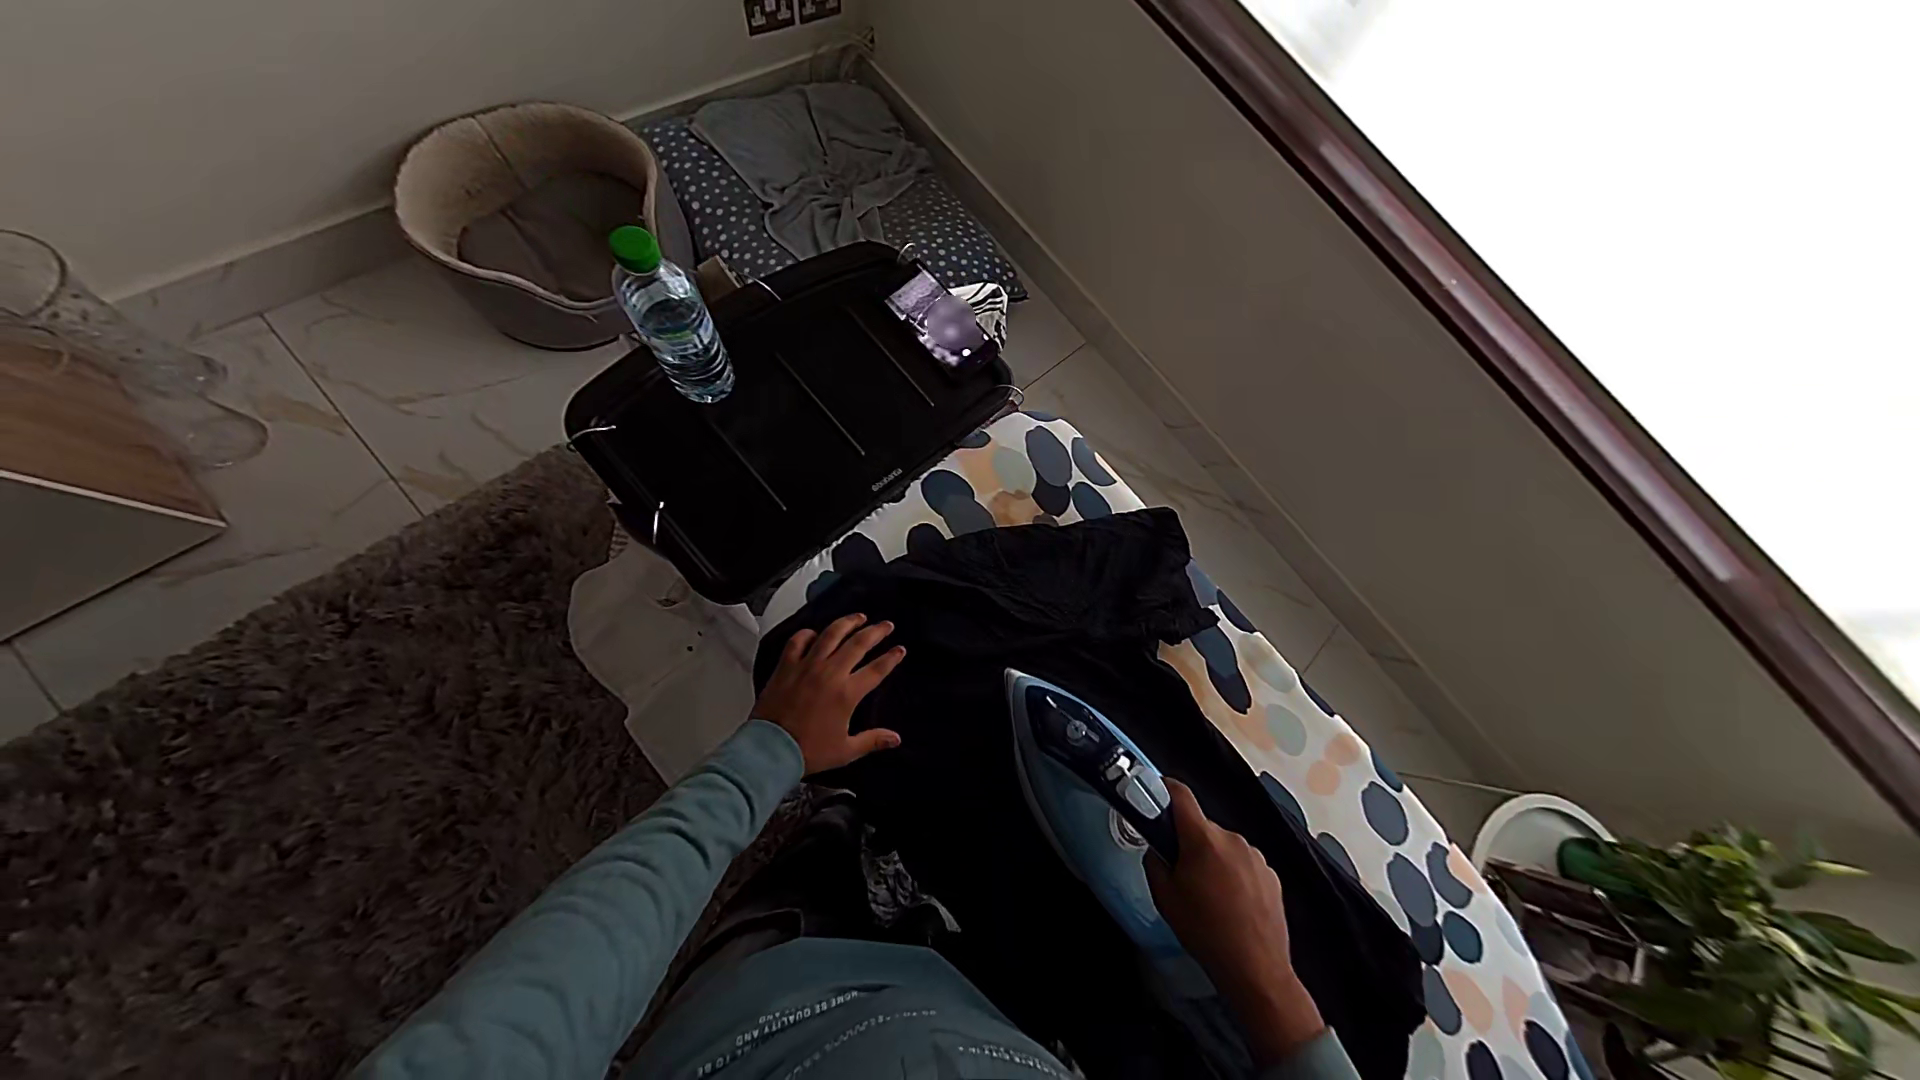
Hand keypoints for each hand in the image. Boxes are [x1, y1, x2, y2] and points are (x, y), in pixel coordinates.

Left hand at [754, 613, 905, 774]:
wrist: (769, 750)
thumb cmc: (808, 751)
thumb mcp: (845, 751)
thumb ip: (872, 740)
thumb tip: (896, 739)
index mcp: (847, 693)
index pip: (877, 669)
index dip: (891, 658)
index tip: (900, 649)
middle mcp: (830, 673)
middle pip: (858, 643)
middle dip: (876, 632)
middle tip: (886, 625)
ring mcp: (807, 666)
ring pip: (831, 634)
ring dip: (847, 622)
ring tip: (858, 617)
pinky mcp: (786, 666)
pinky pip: (798, 641)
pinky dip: (808, 634)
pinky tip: (814, 632)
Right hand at [1146, 779, 1324, 1065]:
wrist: (1257, 970)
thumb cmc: (1205, 931)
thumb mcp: (1164, 897)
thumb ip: (1155, 862)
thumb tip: (1159, 849)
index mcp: (1203, 839)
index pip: (1181, 795)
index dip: (1165, 787)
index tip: (1155, 791)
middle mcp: (1232, 839)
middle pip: (1202, 827)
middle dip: (1189, 841)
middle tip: (1180, 869)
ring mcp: (1256, 856)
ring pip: (1223, 845)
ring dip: (1213, 858)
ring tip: (1209, 893)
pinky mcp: (1272, 874)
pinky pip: (1243, 862)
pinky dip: (1233, 873)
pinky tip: (1232, 902)